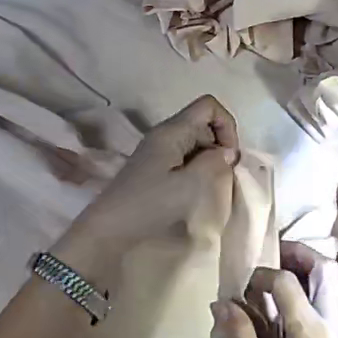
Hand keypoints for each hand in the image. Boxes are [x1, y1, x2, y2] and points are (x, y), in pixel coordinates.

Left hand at [51, 95, 239, 285]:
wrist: (108, 231)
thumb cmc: (150, 205)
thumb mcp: (190, 186)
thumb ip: (214, 164)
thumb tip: (226, 153)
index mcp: (172, 131)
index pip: (209, 106)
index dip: (227, 126)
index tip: (228, 158)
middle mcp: (164, 135)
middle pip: (203, 124)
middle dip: (220, 146)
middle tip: (222, 177)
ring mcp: (158, 152)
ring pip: (195, 143)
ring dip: (209, 161)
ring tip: (209, 188)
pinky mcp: (154, 169)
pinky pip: (184, 158)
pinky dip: (196, 170)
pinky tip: (194, 193)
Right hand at [212, 244, 337, 337]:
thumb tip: (221, 302)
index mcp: (314, 335)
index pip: (288, 280)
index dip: (260, 277)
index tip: (241, 296)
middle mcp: (335, 327)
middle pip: (326, 268)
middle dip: (296, 255)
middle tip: (266, 266)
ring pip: (334, 283)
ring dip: (306, 271)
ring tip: (274, 287)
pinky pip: (332, 303)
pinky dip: (312, 292)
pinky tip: (285, 313)